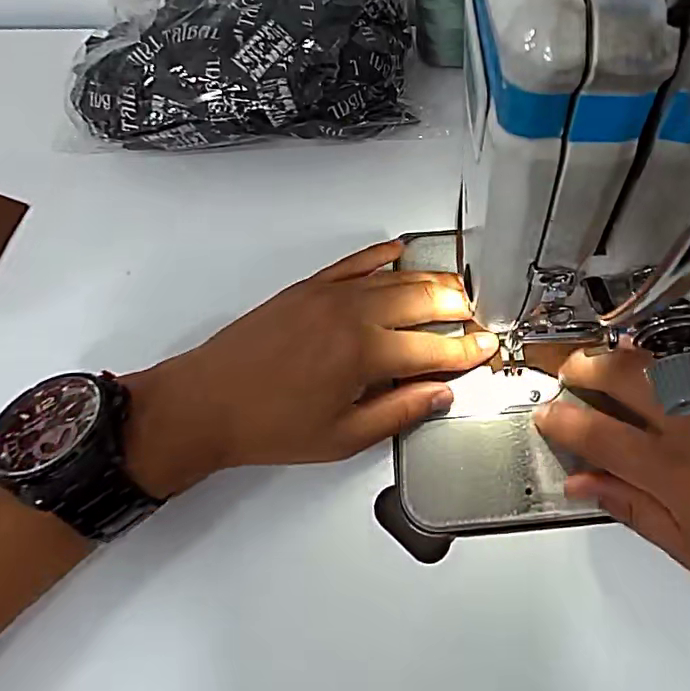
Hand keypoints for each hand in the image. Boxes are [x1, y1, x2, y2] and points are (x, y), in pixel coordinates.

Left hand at [120, 240, 497, 498]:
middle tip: (475, 319)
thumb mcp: (343, 437)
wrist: (204, 403)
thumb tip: (439, 394)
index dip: (468, 349)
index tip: (484, 348)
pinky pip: (357, 261)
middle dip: (461, 307)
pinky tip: (399, 253)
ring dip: (433, 280)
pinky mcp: (310, 286)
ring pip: (399, 275)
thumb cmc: (265, 424)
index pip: (437, 347)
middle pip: (427, 298)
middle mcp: (351, 314)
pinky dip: (384, 255)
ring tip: (453, 291)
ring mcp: (330, 294)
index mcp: (364, 354)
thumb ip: (400, 411)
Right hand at [535, 320, 689, 638]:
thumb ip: (634, 508)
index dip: (561, 422)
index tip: (548, 417)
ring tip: (615, 353)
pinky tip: (682, 337)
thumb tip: (588, 487)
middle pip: (621, 377)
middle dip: (584, 368)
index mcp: (674, 473)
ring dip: (631, 347)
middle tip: (572, 372)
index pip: (595, 435)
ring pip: (667, 353)